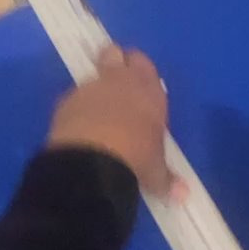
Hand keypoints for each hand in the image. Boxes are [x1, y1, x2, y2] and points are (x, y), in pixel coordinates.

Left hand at [48, 46, 182, 200]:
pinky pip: (72, 98)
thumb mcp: (155, 173)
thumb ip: (167, 179)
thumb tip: (184, 195)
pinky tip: (77, 129)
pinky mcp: (65, 102)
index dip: (139, 70)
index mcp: (148, 91)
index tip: (139, 85)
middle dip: (114, 63)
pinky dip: (74, 108)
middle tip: (116, 85)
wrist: (92, 162)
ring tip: (95, 114)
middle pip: (114, 54)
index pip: (143, 63)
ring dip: (94, 90)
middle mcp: (119, 82)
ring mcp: (89, 89)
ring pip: (91, 76)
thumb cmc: (136, 160)